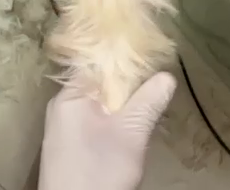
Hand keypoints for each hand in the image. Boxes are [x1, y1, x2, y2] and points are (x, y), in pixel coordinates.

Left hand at [39, 72, 174, 189]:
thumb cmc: (100, 171)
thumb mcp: (131, 135)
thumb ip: (147, 103)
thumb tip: (167, 75)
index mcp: (69, 94)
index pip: (96, 63)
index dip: (122, 60)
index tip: (147, 60)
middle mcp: (62, 106)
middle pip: (96, 85)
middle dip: (123, 88)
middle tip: (151, 89)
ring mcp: (62, 128)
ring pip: (95, 107)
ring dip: (118, 109)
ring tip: (142, 109)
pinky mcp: (66, 149)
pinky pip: (89, 125)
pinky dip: (108, 125)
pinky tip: (124, 135)